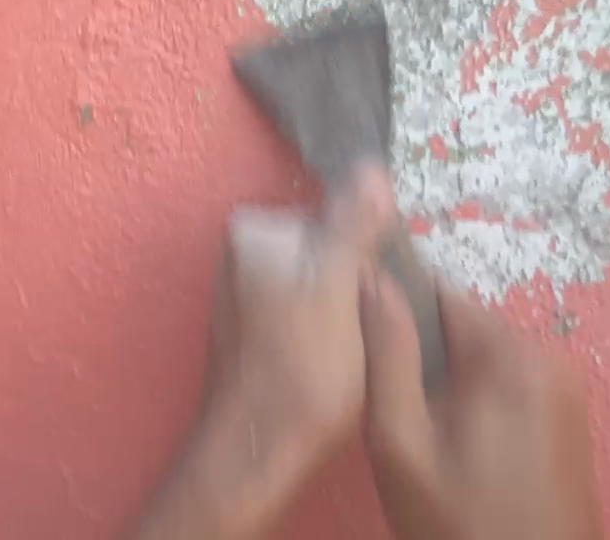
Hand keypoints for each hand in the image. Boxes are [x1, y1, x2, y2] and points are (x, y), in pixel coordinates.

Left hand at [136, 164, 395, 538]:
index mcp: (251, 228)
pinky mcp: (253, 323)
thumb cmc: (301, 364)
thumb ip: (353, 225)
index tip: (369, 295)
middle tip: (358, 328)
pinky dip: (325, 329)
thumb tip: (369, 166)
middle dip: (352, 282)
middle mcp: (240, 249)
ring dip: (343, 310)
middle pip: (326, 250)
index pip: (332, 219)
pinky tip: (329, 361)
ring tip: (344, 350)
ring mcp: (244, 287)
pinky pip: (305, 310)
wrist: (258, 444)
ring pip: (321, 284)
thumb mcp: (338, 285)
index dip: (363, 256)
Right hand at [361, 277, 603, 539]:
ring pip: (471, 347)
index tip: (361, 339)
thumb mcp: (399, 437)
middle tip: (388, 395)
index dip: (391, 308)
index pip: (434, 289)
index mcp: (511, 354)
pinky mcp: (564, 416)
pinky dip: (465, 391)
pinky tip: (444, 434)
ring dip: (437, 371)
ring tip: (412, 418)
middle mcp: (547, 359)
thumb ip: (387, 350)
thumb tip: (370, 275)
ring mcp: (563, 389)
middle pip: (453, 319)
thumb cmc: (456, 522)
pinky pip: (498, 375)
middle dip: (415, 345)